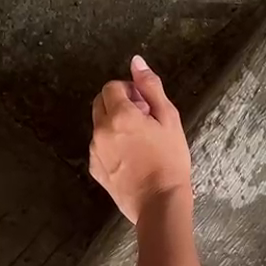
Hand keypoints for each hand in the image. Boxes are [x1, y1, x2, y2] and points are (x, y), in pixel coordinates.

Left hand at [89, 55, 191, 224]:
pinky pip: (99, 145)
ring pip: (100, 124)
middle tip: (143, 120)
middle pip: (101, 102)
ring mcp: (95, 152)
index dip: (129, 90)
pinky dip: (110, 144)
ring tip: (139, 142)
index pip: (111, 86)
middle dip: (118, 103)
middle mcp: (101, 130)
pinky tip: (131, 158)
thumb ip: (150, 86)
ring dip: (114, 124)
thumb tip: (135, 61)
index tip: (145, 105)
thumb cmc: (170, 158)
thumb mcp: (168, 117)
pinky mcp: (95, 170)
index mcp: (119, 115)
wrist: (160, 204)